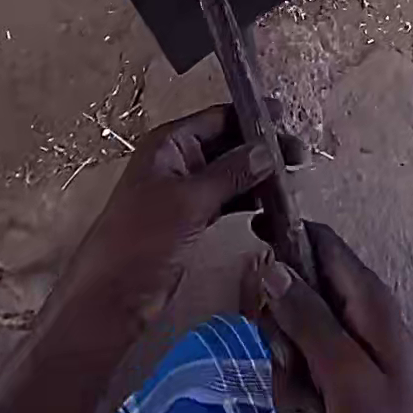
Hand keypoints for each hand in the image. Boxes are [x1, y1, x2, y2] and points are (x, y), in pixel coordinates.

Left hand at [64, 105, 293, 321]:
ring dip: (258, 176)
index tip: (286, 120)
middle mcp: (177, 159)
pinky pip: (226, 199)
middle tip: (300, 156)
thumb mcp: (188, 201)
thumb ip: (230, 172)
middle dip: (260, 148)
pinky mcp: (191, 217)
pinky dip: (248, 199)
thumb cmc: (143, 237)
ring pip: (229, 173)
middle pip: (226, 143)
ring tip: (294, 181)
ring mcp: (184, 189)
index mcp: (169, 142)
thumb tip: (268, 148)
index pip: (216, 118)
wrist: (112, 295)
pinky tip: (273, 206)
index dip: (251, 117)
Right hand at [255, 223, 412, 412]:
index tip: (253, 241)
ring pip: (292, 336)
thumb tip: (274, 267)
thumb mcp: (347, 377)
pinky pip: (301, 372)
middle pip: (296, 290)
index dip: (283, 233)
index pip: (319, 239)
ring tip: (313, 407)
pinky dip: (299, 396)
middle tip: (288, 356)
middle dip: (280, 324)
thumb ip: (310, 318)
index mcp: (368, 299)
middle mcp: (358, 317)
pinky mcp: (341, 386)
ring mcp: (349, 354)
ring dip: (289, 372)